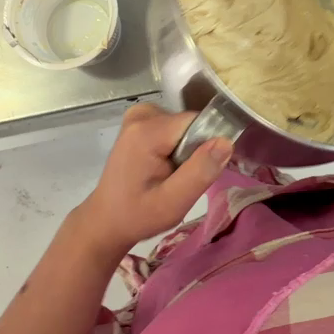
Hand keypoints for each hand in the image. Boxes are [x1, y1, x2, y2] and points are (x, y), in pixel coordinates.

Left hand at [73, 103, 231, 257]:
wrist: (106, 220)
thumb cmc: (138, 215)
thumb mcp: (173, 203)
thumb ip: (200, 171)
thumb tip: (227, 142)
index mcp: (147, 131)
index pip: (197, 123)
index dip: (205, 147)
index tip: (197, 173)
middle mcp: (142, 114)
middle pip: (190, 125)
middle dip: (193, 151)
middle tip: (179, 180)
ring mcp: (139, 115)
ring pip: (184, 127)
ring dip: (185, 151)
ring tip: (170, 176)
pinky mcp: (139, 121)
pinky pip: (174, 128)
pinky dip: (175, 147)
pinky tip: (162, 167)